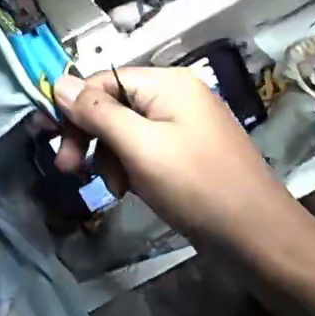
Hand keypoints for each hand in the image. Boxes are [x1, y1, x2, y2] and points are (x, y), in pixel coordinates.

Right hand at [52, 67, 302, 248]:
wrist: (258, 235)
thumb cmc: (196, 185)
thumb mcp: (139, 147)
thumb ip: (97, 113)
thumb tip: (59, 81)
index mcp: (167, 83)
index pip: (103, 80)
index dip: (75, 109)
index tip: (56, 145)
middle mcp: (176, 95)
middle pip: (115, 103)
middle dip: (90, 135)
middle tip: (70, 170)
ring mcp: (185, 123)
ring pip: (127, 129)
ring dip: (111, 156)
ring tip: (114, 189)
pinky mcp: (189, 151)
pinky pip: (147, 148)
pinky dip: (131, 166)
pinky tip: (131, 190)